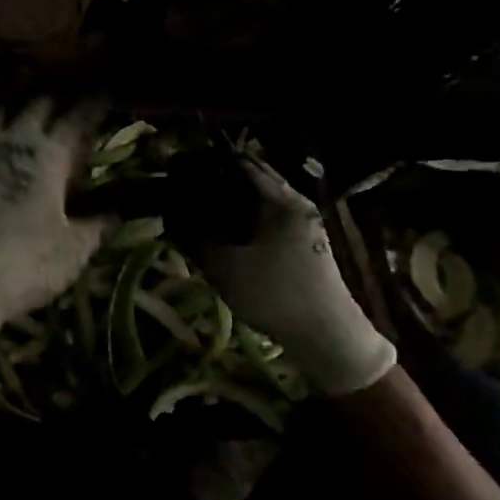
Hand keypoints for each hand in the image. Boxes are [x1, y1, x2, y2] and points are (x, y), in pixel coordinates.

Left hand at [0, 99, 111, 368]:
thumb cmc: (21, 265)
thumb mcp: (71, 252)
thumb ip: (97, 227)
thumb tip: (117, 213)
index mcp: (50, 155)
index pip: (78, 118)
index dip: (93, 106)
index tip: (104, 97)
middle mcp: (13, 141)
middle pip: (37, 107)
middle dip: (55, 105)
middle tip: (67, 113)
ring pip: (0, 114)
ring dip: (17, 113)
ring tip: (27, 121)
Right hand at [201, 156, 395, 395]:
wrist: (327, 337)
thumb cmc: (276, 296)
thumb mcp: (225, 268)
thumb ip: (195, 239)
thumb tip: (172, 215)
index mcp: (283, 200)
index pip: (241, 163)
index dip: (210, 162)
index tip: (182, 166)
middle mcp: (296, 202)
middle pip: (251, 178)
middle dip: (219, 180)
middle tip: (187, 187)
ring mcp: (303, 221)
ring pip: (259, 198)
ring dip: (231, 199)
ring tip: (200, 207)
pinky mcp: (303, 239)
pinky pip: (267, 214)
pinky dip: (244, 215)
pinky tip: (223, 228)